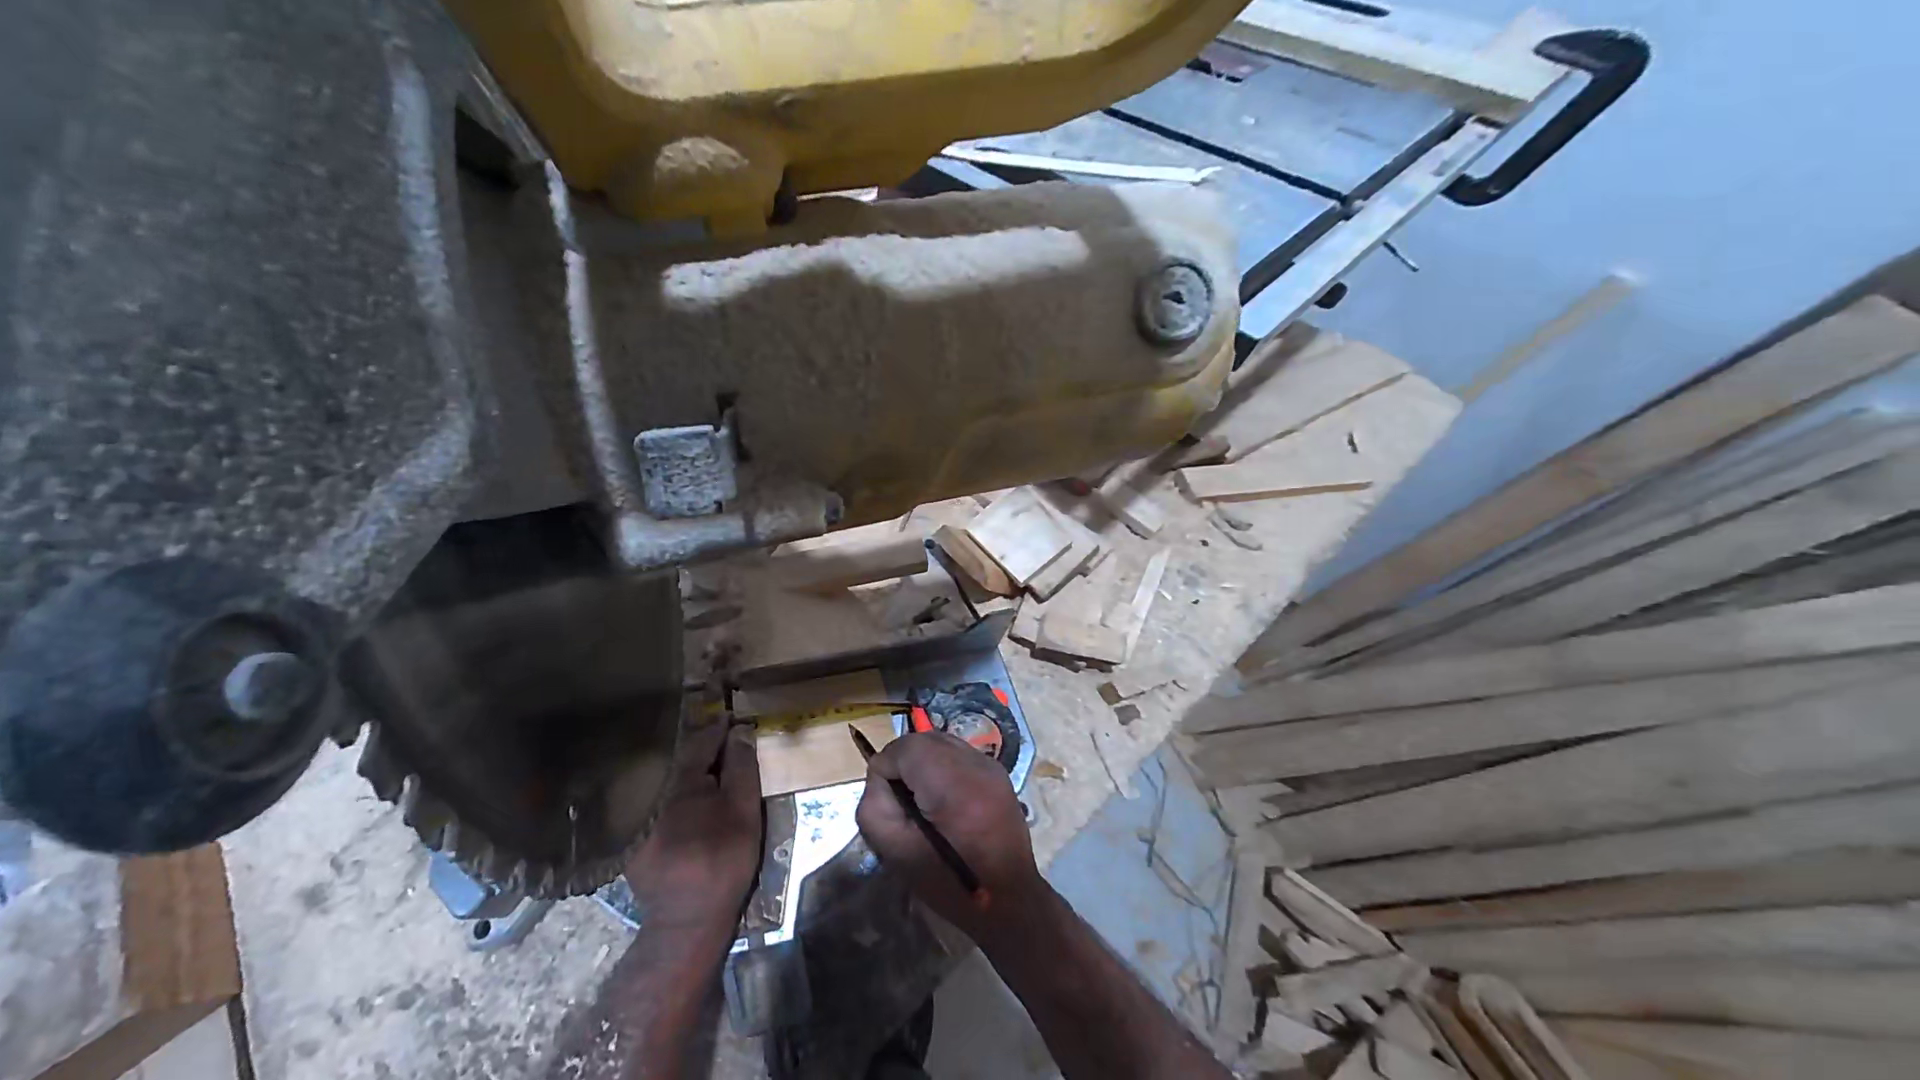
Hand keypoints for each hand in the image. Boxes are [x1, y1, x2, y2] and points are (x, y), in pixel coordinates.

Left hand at [626, 718, 762, 934]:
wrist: (688, 919)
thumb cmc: (723, 859)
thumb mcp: (744, 810)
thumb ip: (742, 766)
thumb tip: (740, 730)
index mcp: (678, 779)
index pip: (702, 740)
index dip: (721, 727)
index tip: (734, 715)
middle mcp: (649, 789)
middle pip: (678, 756)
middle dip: (701, 744)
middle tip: (723, 736)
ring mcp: (635, 813)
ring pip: (664, 776)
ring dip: (686, 766)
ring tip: (708, 762)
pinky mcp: (631, 833)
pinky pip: (654, 797)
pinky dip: (671, 789)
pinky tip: (687, 796)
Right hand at [855, 731, 1041, 941]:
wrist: (1007, 899)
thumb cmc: (947, 884)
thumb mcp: (894, 852)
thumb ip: (875, 804)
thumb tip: (882, 775)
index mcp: (953, 784)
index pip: (904, 748)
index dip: (887, 771)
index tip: (893, 805)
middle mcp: (976, 763)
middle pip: (922, 739)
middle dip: (904, 763)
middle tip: (904, 801)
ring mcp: (990, 764)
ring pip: (940, 741)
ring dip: (923, 762)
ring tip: (924, 800)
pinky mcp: (997, 770)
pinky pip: (957, 753)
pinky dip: (942, 766)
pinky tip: (946, 799)